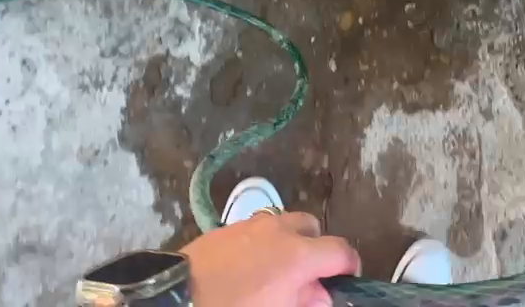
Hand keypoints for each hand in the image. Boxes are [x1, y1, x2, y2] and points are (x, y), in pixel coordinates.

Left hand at [182, 211, 360, 306]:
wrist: (174, 300)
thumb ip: (305, 302)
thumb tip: (321, 295)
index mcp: (298, 255)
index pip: (340, 250)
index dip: (350, 267)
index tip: (348, 283)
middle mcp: (280, 229)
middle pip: (312, 228)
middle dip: (315, 251)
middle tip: (306, 283)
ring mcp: (251, 225)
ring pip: (283, 225)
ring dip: (288, 245)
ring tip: (275, 277)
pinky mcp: (226, 229)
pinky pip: (256, 230)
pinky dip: (263, 246)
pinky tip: (248, 272)